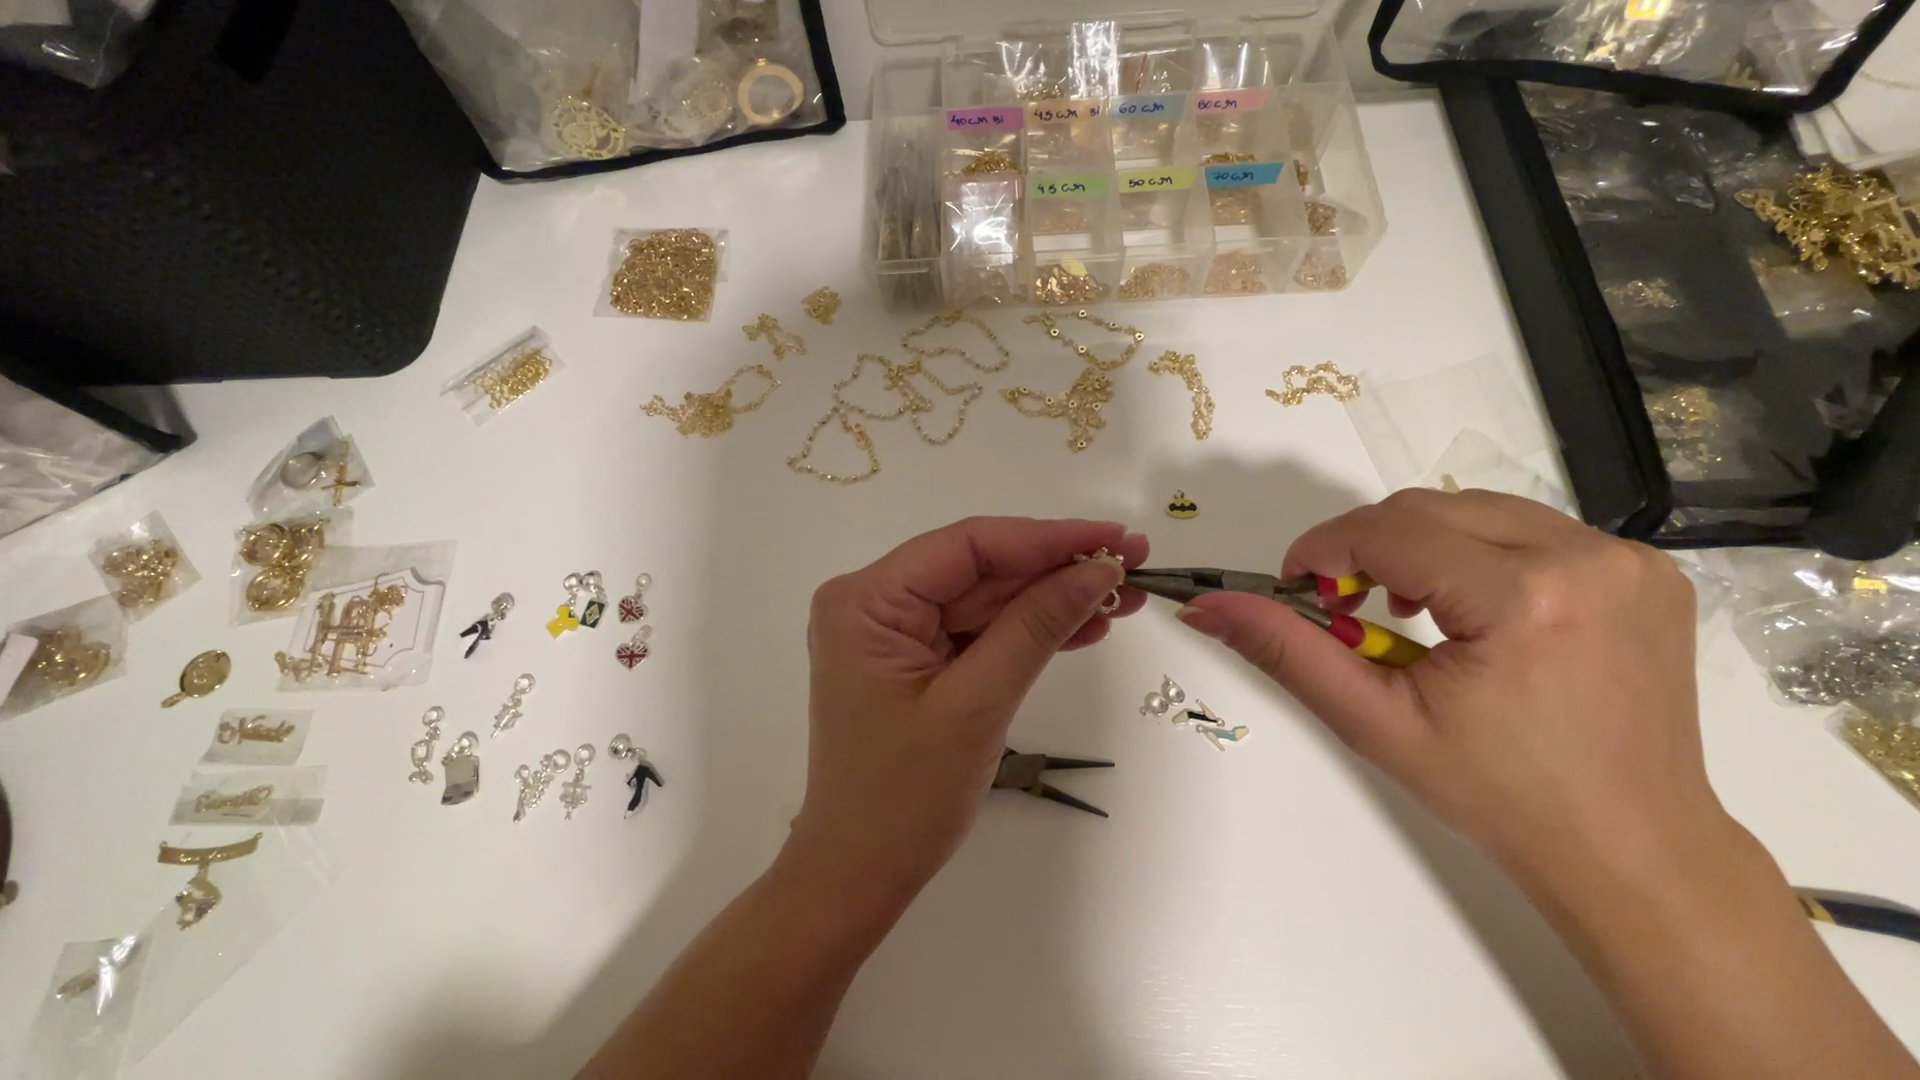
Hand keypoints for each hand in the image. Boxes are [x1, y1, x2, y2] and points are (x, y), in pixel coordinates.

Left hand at [795, 517, 1147, 896]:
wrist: (859, 875)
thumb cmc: (904, 798)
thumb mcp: (977, 705)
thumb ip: (1036, 627)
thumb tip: (1098, 569)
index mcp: (866, 600)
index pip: (968, 546)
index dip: (1047, 538)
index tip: (1115, 539)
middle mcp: (874, 604)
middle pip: (980, 570)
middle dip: (1057, 570)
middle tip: (1134, 565)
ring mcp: (894, 635)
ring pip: (986, 601)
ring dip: (1051, 601)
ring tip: (1124, 599)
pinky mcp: (915, 663)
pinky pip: (979, 634)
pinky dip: (1029, 633)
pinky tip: (1085, 627)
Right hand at [1174, 490, 1722, 881]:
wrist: (1630, 844)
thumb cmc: (1497, 793)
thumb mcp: (1375, 723)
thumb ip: (1286, 652)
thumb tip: (1206, 607)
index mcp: (1525, 598)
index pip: (1390, 531)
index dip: (1324, 547)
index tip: (1296, 585)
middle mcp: (1588, 558)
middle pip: (1432, 507)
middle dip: (1369, 545)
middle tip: (1345, 608)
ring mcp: (1627, 560)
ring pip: (1479, 510)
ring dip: (1422, 546)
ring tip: (1407, 612)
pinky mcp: (1646, 570)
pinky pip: (1532, 531)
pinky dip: (1479, 554)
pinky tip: (1472, 612)